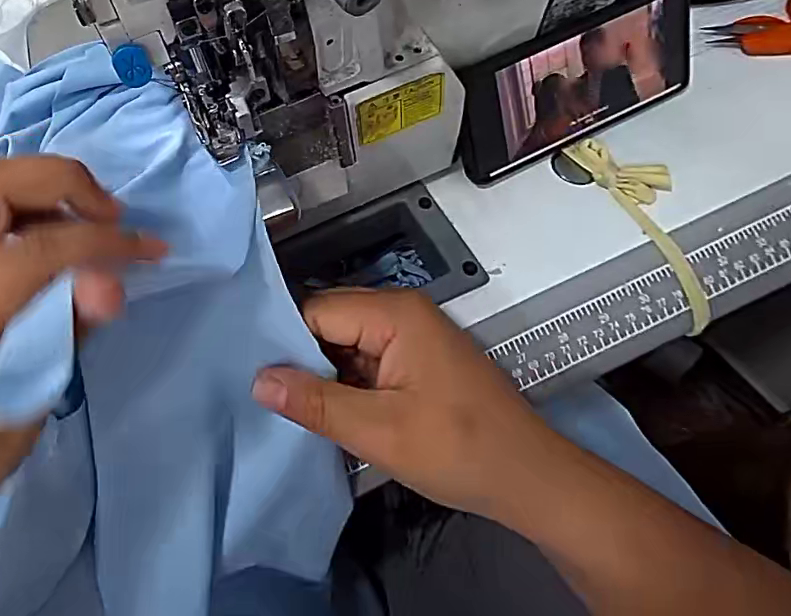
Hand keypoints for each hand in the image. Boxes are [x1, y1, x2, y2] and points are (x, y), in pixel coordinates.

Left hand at [0, 156, 165, 615]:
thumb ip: (57, 350)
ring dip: (36, 185)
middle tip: (111, 219)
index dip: (94, 244)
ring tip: (85, 221)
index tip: (148, 251)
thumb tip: (111, 285)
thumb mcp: (4, 436)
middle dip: (61, 182)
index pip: (24, 255)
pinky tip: (42, 237)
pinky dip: (12, 200)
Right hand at [255, 291, 790, 615]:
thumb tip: (258, 380)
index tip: (260, 376)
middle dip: (305, 359)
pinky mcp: (417, 356)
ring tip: (297, 407)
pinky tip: (335, 411)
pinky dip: (350, 382)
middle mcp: (400, 310)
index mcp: (394, 312)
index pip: (318, 311)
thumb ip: (316, 403)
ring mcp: (412, 332)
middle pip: (331, 321)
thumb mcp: (380, 432)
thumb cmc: (458, 449)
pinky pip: (367, 357)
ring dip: (328, 374)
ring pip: (347, 342)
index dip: (287, 343)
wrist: (533, 480)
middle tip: (274, 396)